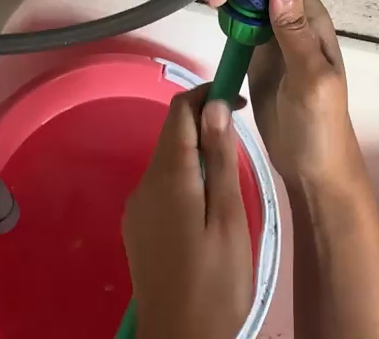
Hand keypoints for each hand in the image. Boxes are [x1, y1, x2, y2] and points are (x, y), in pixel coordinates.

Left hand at [122, 85, 253, 338]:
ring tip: (229, 184)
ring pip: (169, 160)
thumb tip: (215, 105)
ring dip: (197, 155)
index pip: (181, 110)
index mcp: (169, 176)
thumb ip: (221, 160)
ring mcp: (138, 207)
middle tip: (240, 145)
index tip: (238, 101)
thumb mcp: (229, 219)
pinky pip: (163, 186)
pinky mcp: (138, 227)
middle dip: (205, 126)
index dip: (208, 95)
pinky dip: (186, 180)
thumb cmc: (215, 283)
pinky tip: (207, 209)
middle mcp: (145, 183)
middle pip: (174, 134)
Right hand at [186, 0, 365, 195]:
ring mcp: (271, 33)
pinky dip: (219, 4)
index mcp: (309, 17)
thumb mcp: (310, 79)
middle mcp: (290, 17)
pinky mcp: (254, 49)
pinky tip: (204, 4)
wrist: (312, 169)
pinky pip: (236, 15)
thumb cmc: (319, 126)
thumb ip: (294, 30)